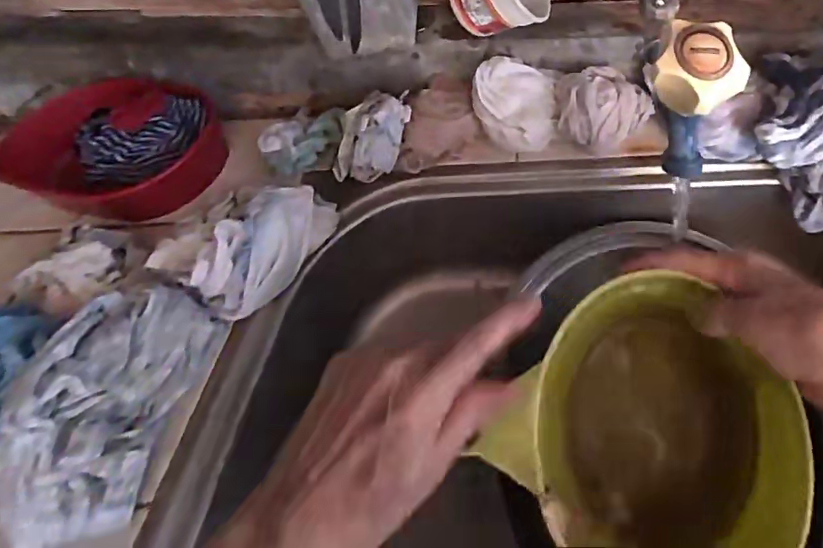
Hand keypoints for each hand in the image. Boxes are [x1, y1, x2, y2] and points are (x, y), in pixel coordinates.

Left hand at [221, 297, 540, 547]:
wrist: (290, 519)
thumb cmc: (370, 506)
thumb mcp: (429, 470)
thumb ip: (469, 416)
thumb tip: (509, 384)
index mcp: (421, 391)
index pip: (475, 344)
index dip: (506, 321)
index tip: (531, 303)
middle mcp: (394, 360)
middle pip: (448, 344)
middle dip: (468, 355)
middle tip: (480, 381)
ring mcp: (365, 357)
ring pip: (419, 347)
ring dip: (434, 364)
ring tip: (427, 407)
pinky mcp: (343, 360)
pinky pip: (389, 354)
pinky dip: (402, 369)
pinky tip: (390, 404)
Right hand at [627, 248, 822, 413]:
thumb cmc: (809, 332)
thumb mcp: (757, 320)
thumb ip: (721, 313)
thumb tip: (694, 312)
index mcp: (743, 266)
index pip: (688, 257)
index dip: (654, 260)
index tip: (622, 266)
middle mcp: (747, 280)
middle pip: (696, 274)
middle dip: (665, 280)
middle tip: (630, 294)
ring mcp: (759, 306)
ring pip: (711, 300)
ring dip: (684, 305)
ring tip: (650, 318)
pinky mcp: (768, 334)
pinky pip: (726, 326)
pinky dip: (706, 329)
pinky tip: (690, 346)